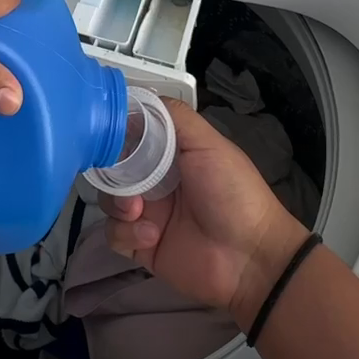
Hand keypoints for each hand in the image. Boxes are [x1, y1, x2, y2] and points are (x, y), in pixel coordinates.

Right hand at [97, 98, 308, 328]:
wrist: (250, 259)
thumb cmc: (232, 193)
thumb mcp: (208, 144)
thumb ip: (175, 117)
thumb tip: (137, 99)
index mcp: (171, 153)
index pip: (132, 135)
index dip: (118, 134)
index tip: (108, 136)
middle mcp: (156, 179)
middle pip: (114, 167)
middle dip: (114, 172)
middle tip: (127, 181)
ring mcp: (147, 213)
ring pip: (109, 199)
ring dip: (118, 203)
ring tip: (137, 211)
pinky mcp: (141, 245)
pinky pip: (114, 234)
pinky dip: (126, 232)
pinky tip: (150, 236)